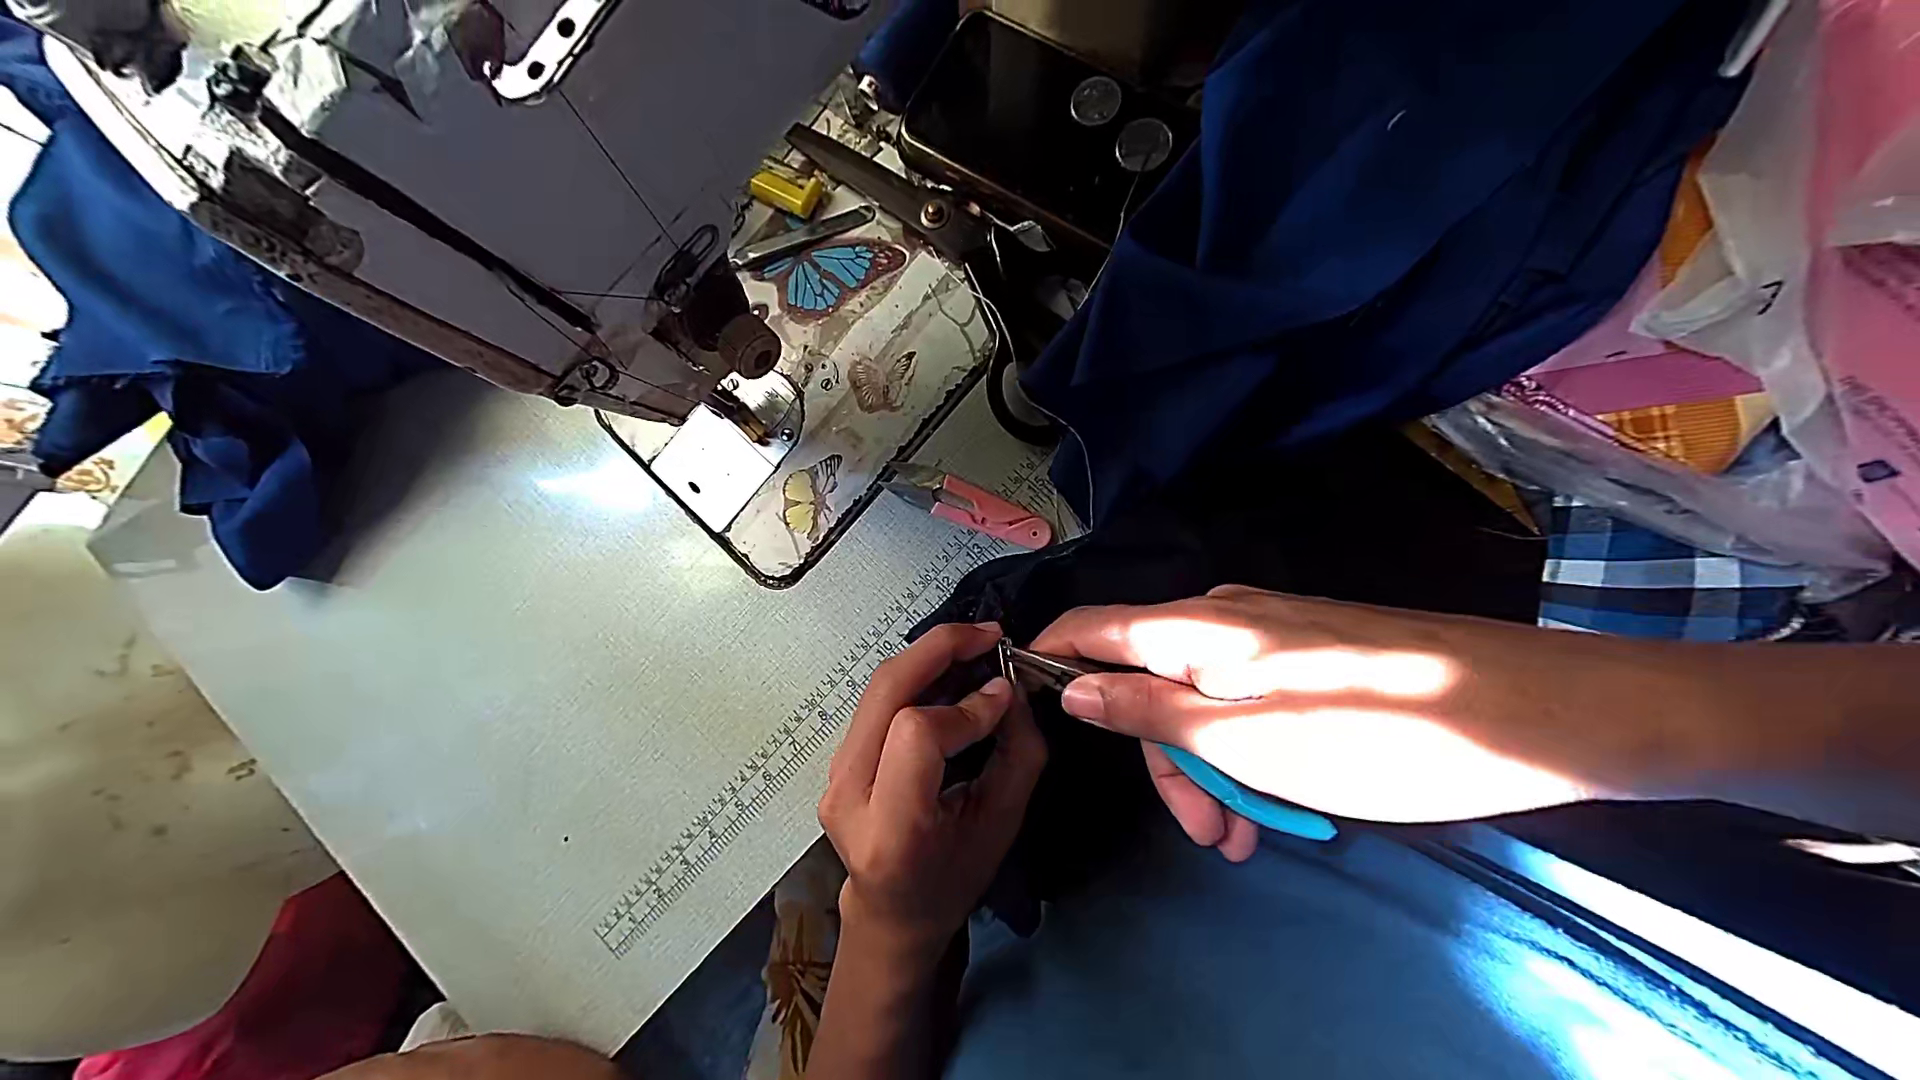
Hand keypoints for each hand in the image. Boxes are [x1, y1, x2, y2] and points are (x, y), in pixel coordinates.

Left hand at [819, 622, 1046, 963]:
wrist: (892, 912)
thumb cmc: (953, 879)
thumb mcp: (1002, 824)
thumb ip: (1017, 753)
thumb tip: (1009, 688)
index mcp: (890, 826)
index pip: (916, 732)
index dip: (966, 706)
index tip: (1005, 695)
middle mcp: (848, 793)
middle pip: (886, 690)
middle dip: (940, 648)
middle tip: (987, 634)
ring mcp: (834, 772)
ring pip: (879, 686)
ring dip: (928, 656)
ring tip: (973, 646)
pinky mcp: (838, 757)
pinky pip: (878, 700)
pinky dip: (917, 674)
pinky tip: (949, 670)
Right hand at [1032, 587, 1694, 857]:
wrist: (1538, 711)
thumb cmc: (1377, 733)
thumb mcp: (1244, 737)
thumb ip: (1147, 708)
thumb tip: (1070, 688)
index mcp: (1193, 628)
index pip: (1088, 626)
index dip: (1048, 657)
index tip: (1026, 703)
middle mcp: (1221, 617)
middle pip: (1147, 678)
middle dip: (1162, 758)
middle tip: (1209, 831)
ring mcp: (1267, 634)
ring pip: (1200, 698)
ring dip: (1210, 766)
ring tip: (1254, 832)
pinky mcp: (1307, 655)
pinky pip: (1245, 698)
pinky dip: (1247, 749)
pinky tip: (1283, 798)